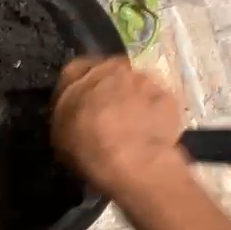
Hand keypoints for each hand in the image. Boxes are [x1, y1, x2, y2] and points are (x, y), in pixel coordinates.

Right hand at [52, 56, 187, 197]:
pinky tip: (150, 130)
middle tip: (108, 111)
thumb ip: (67, 108)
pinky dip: (155, 110)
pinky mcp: (170, 97)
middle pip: (111, 73)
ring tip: (133, 122)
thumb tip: (76, 105)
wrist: (133, 161)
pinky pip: (158, 100)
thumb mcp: (59, 129)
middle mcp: (114, 69)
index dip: (78, 86)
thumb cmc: (86, 145)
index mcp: (81, 74)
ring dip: (134, 97)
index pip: (76, 69)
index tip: (79, 101)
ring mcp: (146, 81)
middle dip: (109, 88)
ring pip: (137, 85)